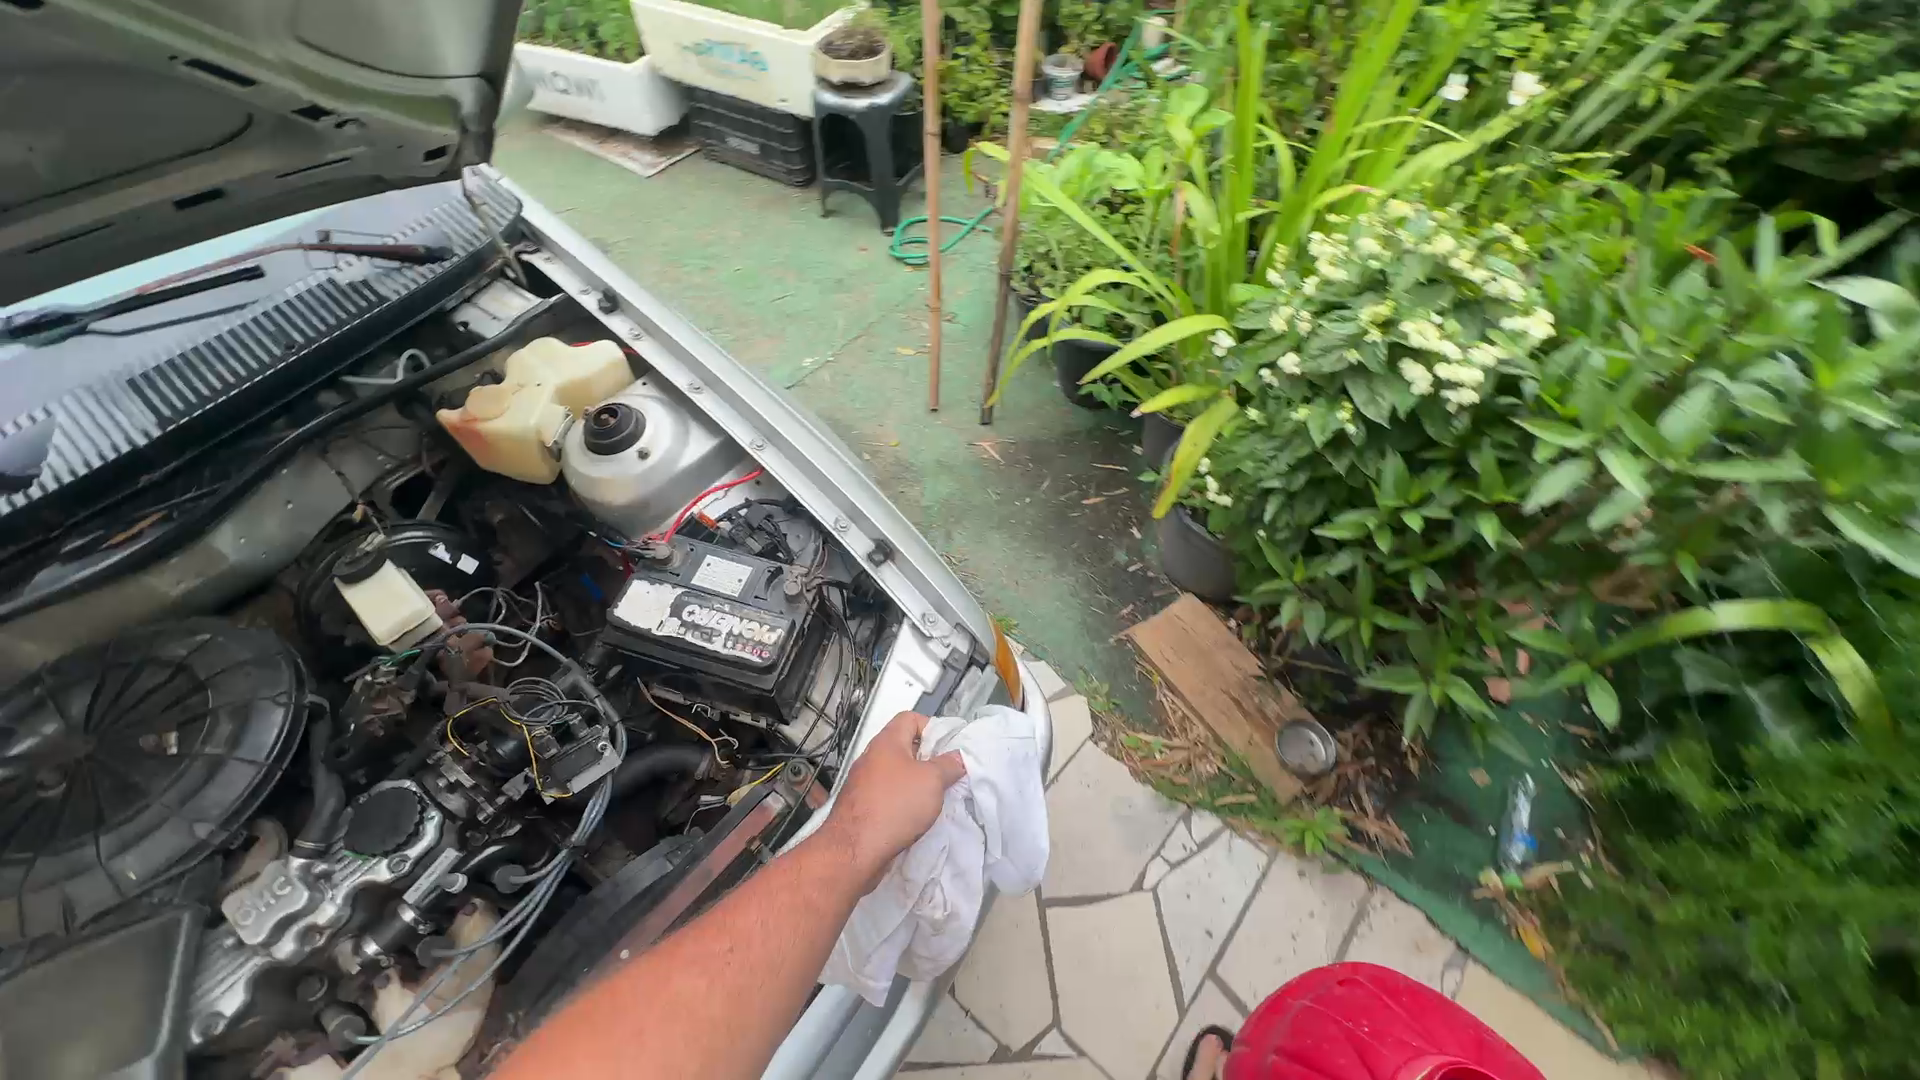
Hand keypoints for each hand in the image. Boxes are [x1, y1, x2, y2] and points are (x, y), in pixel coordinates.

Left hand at [817, 711, 965, 884]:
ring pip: (897, 774)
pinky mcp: (861, 806)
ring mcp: (863, 783)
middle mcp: (872, 757)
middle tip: (947, 773)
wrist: (854, 850)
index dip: (932, 727)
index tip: (949, 747)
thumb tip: (958, 757)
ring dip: (916, 783)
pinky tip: (916, 816)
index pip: (910, 718)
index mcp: (887, 742)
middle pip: (904, 747)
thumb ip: (948, 765)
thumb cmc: (895, 806)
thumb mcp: (932, 781)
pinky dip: (903, 801)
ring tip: (936, 796)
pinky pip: (888, 795)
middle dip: (928, 758)